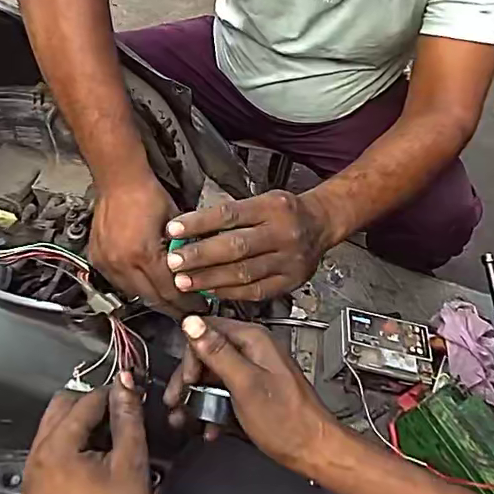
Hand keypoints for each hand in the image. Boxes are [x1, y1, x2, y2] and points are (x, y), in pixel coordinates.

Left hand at [22, 374, 151, 493]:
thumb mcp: (131, 466)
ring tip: (113, 438)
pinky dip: (72, 447)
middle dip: (91, 405)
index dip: (113, 394)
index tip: (132, 392)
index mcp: (53, 450)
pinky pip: (51, 456)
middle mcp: (35, 462)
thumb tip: (126, 387)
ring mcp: (32, 481)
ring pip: (54, 430)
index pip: (84, 401)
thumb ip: (128, 419)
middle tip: (122, 413)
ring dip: (81, 425)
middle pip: (61, 409)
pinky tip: (97, 462)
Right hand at [90, 176, 193, 312]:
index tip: (199, 306)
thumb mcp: (175, 224)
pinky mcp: (98, 259)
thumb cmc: (147, 194)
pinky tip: (145, 285)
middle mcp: (122, 263)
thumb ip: (182, 251)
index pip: (170, 291)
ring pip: (133, 294)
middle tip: (187, 311)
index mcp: (144, 254)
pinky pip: (118, 283)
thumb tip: (195, 273)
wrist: (118, 180)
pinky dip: (133, 287)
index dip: (187, 303)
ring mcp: (107, 262)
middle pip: (151, 299)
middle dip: (172, 308)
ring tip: (168, 300)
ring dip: (151, 299)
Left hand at [163, 190, 333, 301]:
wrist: (321, 224)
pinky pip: (256, 291)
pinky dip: (229, 293)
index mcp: (270, 207)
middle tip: (174, 263)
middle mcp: (282, 233)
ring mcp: (288, 260)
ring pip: (244, 273)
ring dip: (209, 279)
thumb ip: (228, 215)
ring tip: (185, 281)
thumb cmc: (283, 211)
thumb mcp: (259, 200)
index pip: (228, 214)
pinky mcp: (290, 281)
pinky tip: (210, 291)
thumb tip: (188, 230)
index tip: (173, 230)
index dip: (198, 223)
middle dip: (200, 256)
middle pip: (235, 246)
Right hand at [167, 315, 342, 475]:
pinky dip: (212, 406)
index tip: (187, 379)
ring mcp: (254, 369)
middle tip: (178, 400)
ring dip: (196, 395)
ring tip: (184, 416)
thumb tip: (192, 323)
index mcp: (253, 340)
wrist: (315, 452)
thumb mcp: (245, 384)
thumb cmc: (289, 422)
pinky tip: (208, 424)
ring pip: (212, 374)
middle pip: (206, 353)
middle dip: (188, 379)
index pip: (207, 329)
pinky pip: (224, 390)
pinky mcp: (254, 388)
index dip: (191, 353)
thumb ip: (217, 352)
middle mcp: (254, 349)